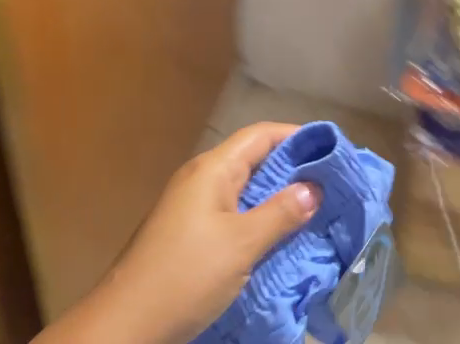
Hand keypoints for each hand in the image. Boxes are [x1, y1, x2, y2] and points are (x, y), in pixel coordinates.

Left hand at [38, 123, 321, 343]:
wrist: (126, 324)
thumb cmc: (185, 274)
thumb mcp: (240, 245)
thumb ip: (279, 214)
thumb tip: (313, 187)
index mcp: (212, 169)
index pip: (261, 135)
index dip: (297, 137)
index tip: (333, 150)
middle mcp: (202, 179)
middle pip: (254, 160)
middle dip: (293, 170)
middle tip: (332, 185)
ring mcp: (193, 208)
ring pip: (246, 191)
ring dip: (278, 199)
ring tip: (316, 212)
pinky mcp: (190, 235)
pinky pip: (234, 214)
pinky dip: (260, 220)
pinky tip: (281, 239)